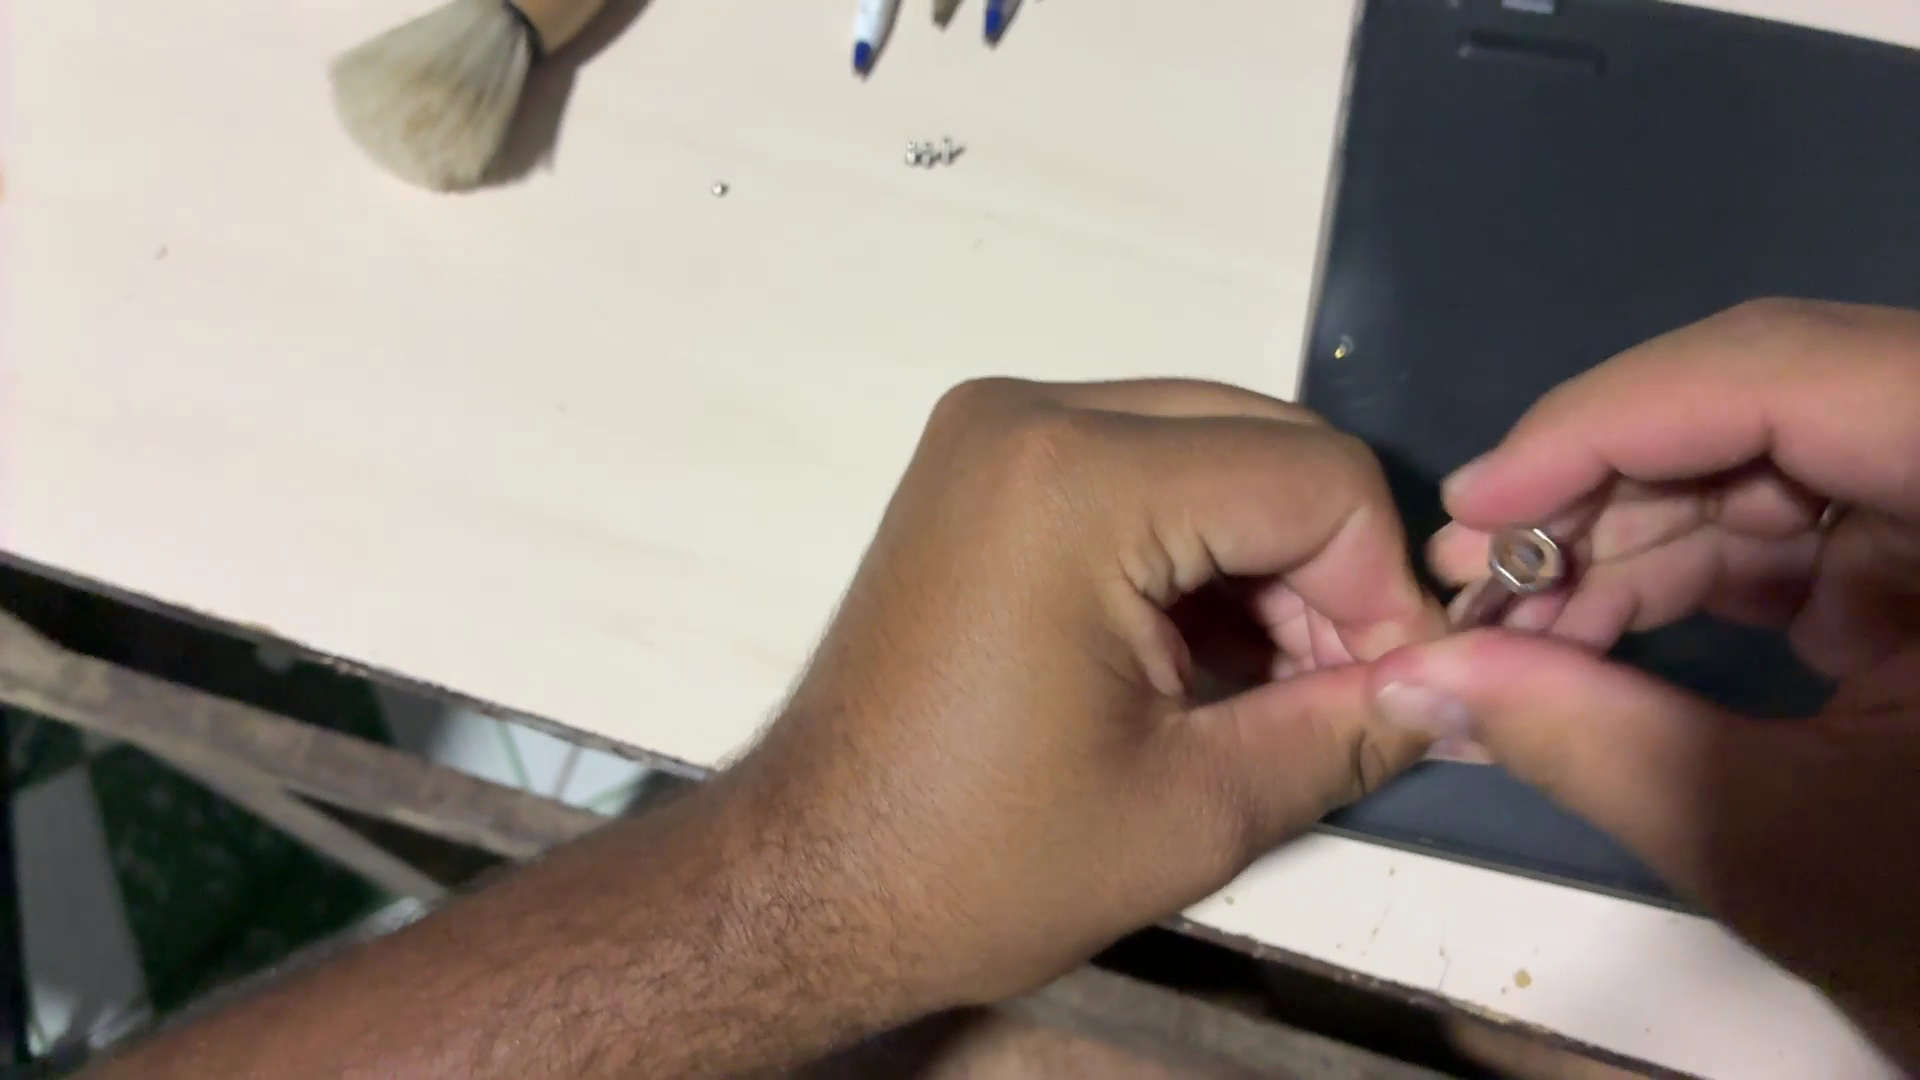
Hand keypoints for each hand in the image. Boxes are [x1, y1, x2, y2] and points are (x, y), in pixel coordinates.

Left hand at [725, 378, 1445, 1016]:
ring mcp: (989, 434)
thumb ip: (1348, 730)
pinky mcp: (976, 468)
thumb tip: (1453, 683)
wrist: (818, 864)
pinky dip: (1185, 540)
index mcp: (1073, 479)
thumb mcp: (1189, 809)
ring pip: (1197, 448)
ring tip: (1261, 675)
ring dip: (1255, 553)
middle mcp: (1023, 415)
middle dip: (1318, 563)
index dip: (1381, 582)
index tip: (1391, 685)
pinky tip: (1192, 637)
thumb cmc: (980, 855)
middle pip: (1253, 442)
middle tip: (1331, 683)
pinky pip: (1128, 466)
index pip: (1312, 474)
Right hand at [1370, 299, 1919, 1068]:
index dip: (1602, 424)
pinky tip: (1573, 634)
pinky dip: (1644, 575)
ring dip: (1594, 545)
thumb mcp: (1789, 849)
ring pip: (1732, 466)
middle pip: (1746, 412)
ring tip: (1504, 624)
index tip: (1471, 507)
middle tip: (1465, 578)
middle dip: (1576, 499)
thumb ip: (1585, 742)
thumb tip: (1408, 676)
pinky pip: (1753, 522)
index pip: (1792, 376)